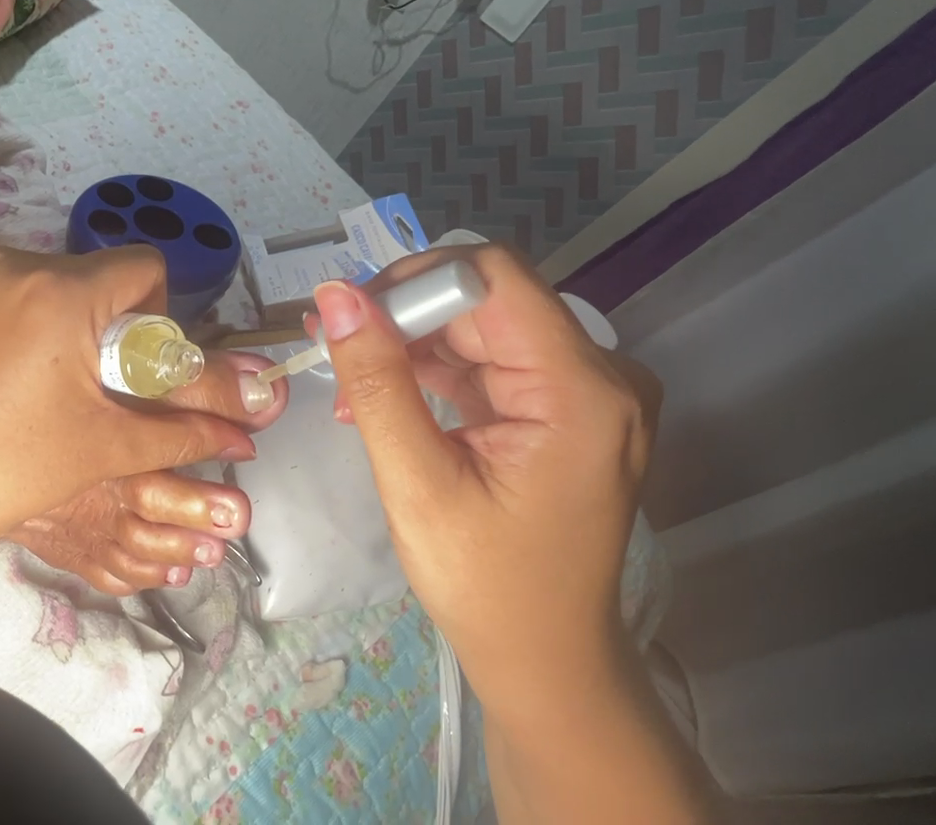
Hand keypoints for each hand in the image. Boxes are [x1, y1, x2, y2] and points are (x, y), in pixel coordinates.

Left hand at [0, 247, 268, 561]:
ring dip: (62, 322)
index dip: (156, 315)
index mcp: (58, 288)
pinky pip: (0, 292)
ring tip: (44, 389)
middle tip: (90, 388)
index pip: (143, 266)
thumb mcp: (106, 445)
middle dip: (107, 323)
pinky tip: (2, 381)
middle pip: (91, 274)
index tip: (132, 368)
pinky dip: (19, 323)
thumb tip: (249, 431)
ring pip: (45, 282)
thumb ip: (185, 429)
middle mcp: (8, 263)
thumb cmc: (9, 469)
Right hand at [312, 245, 654, 703]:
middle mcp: (601, 375)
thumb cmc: (483, 581)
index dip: (415, 281)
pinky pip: (489, 362)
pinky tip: (383, 400)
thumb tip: (335, 295)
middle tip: (334, 352)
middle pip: (487, 300)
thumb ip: (377, 381)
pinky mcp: (562, 410)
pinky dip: (432, 371)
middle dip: (404, 317)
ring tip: (349, 386)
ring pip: (481, 327)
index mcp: (582, 390)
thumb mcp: (416, 480)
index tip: (350, 318)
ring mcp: (586, 393)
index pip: (494, 278)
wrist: (544, 658)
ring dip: (410, 346)